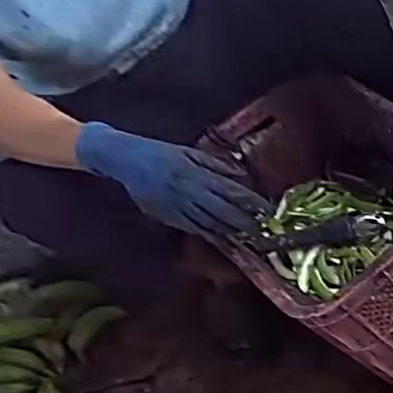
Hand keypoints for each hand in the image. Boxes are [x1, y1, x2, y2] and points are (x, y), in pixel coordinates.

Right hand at [73, 122, 268, 236]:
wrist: (122, 159)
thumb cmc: (161, 153)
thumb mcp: (191, 153)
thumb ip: (218, 166)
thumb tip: (243, 176)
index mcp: (197, 174)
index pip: (233, 192)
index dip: (254, 203)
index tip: (270, 210)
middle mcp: (190, 192)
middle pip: (226, 213)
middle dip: (248, 223)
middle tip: (266, 229)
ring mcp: (179, 206)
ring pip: (212, 224)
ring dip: (234, 232)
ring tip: (253, 237)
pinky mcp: (168, 216)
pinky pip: (196, 229)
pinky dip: (214, 235)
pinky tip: (228, 239)